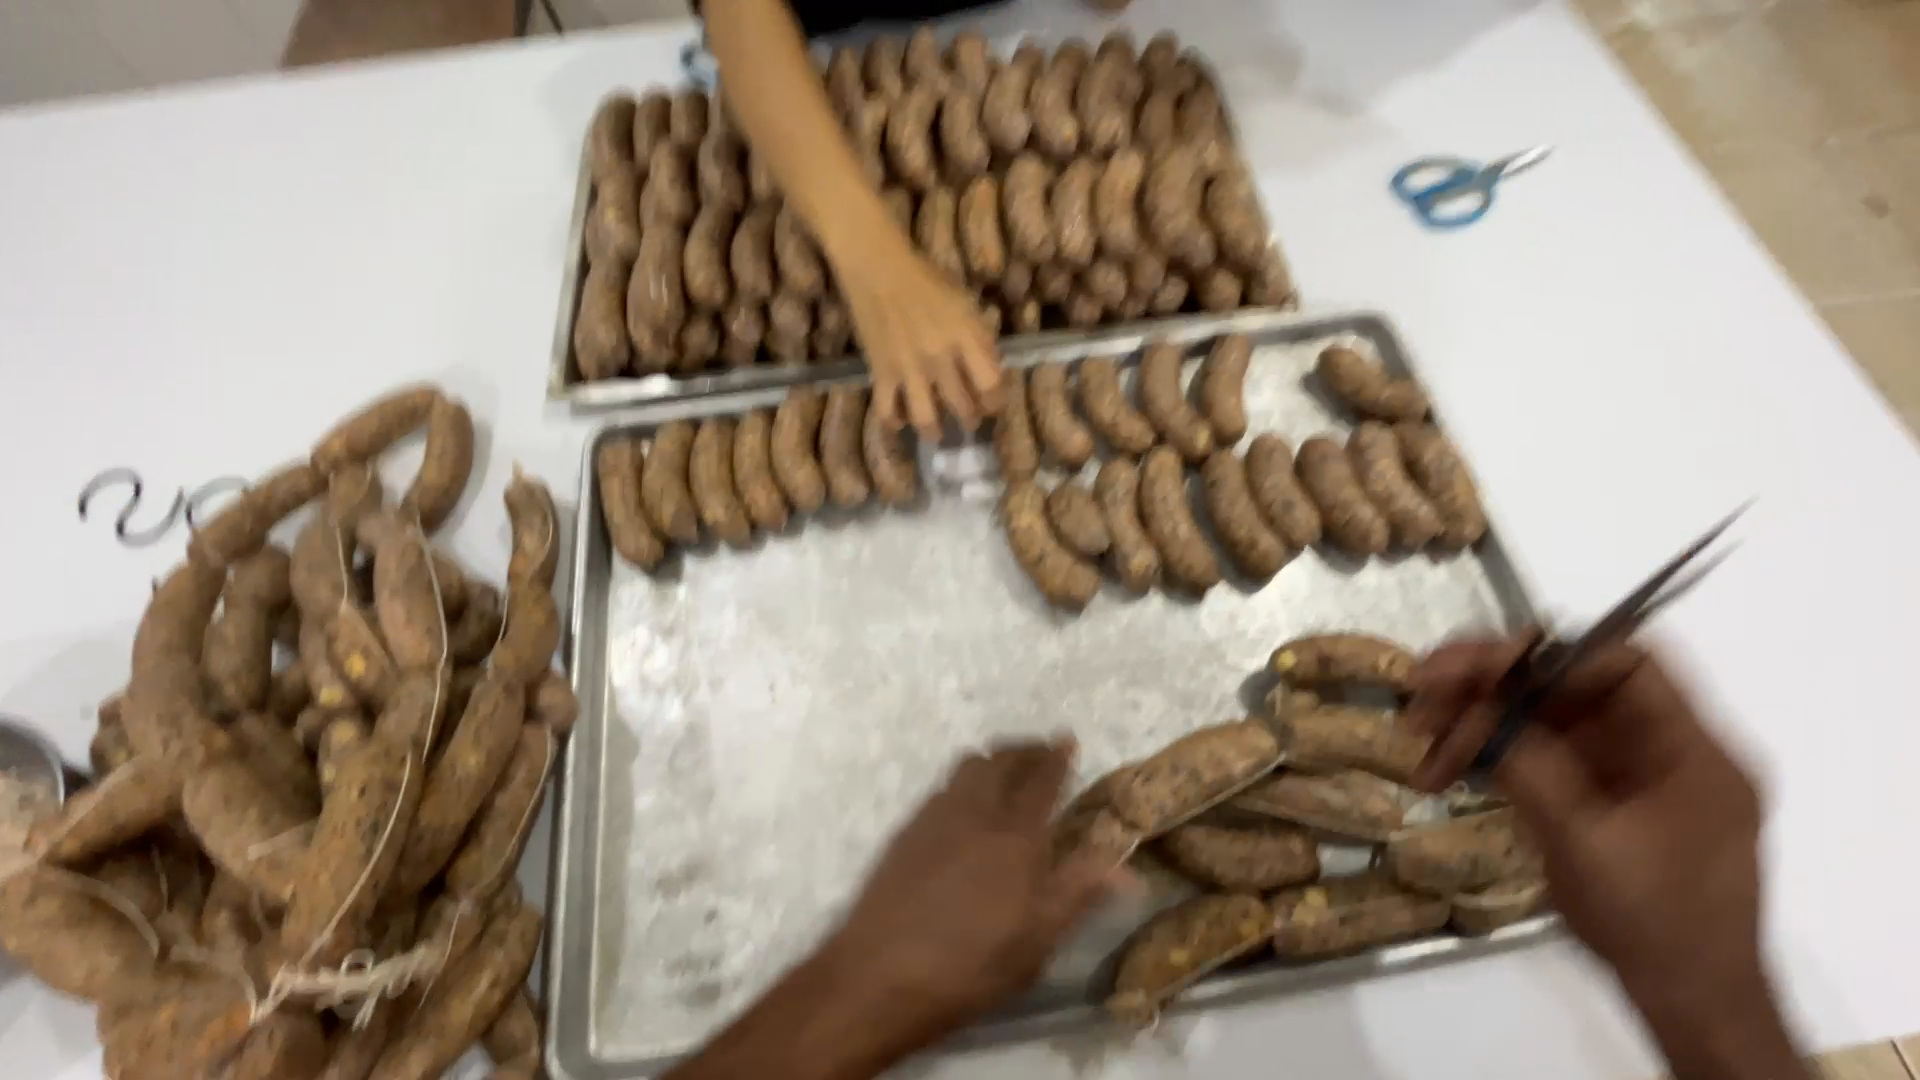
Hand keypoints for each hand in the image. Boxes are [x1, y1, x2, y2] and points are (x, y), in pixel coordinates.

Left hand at [825, 739, 1111, 1044]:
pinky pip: (943, 785)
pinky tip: (966, 804)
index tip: (1067, 739)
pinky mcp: (907, 828)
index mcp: (1016, 836)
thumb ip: (1078, 894)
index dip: (1057, 756)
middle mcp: (977, 811)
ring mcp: (936, 815)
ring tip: (1006, 769)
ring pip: (968, 766)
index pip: (1043, 779)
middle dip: (1025, 749)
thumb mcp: (1036, 942)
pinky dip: (965, 779)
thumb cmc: (970, 966)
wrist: (879, 973)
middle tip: (1041, 751)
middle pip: (1002, 759)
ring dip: (993, 758)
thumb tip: (1129, 870)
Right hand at [839, 242, 1003, 441]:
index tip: (994, 405)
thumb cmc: (925, 278)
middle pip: (963, 406)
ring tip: (936, 434)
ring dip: (934, 432)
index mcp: (965, 337)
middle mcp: (940, 357)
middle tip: (969, 419)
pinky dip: (894, 422)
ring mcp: (909, 368)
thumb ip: (978, 337)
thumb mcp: (964, 302)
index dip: (996, 401)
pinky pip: (888, 410)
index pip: (991, 384)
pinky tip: (900, 422)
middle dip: (970, 419)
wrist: (876, 265)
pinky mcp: (881, 371)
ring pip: (926, 419)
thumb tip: (992, 369)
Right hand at [1405, 638, 1772, 1030]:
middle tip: (1420, 686)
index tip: (1476, 666)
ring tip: (1416, 732)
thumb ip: (1532, 766)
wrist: (1686, 1000)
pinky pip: (1531, 751)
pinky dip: (1484, 753)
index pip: (1625, 665)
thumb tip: (1472, 703)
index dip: (1550, 654)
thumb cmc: (1654, 924)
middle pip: (1567, 684)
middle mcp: (1656, 746)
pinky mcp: (1590, 791)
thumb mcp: (1587, 842)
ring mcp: (1622, 769)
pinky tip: (1441, 769)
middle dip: (1488, 682)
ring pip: (1538, 715)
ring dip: (1472, 719)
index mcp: (1687, 750)